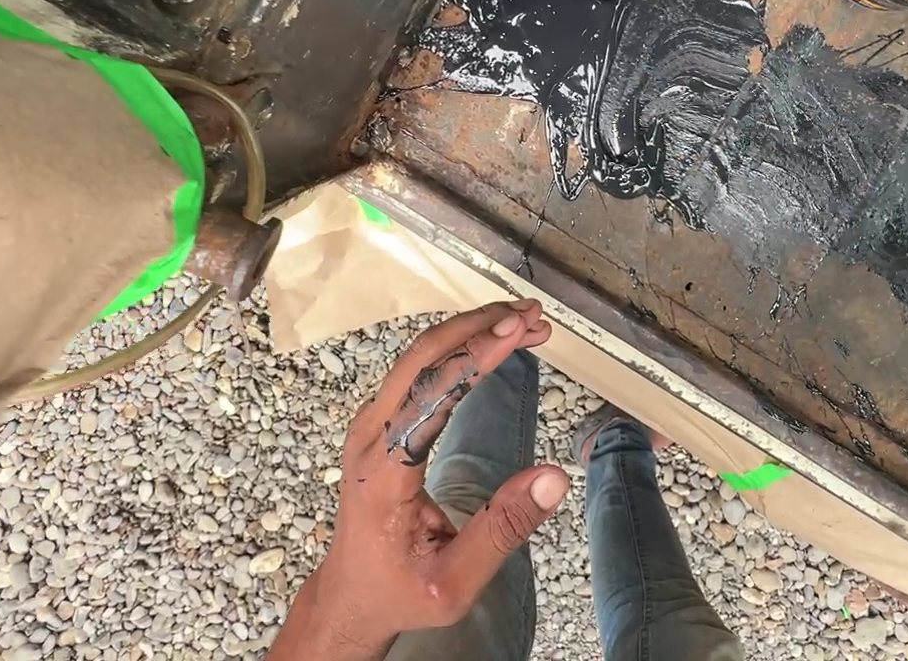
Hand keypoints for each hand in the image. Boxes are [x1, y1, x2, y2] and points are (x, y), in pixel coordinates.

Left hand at [269, 301, 568, 660]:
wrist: (351, 592)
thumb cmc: (399, 589)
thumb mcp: (456, 581)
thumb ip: (504, 529)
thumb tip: (555, 478)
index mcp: (384, 470)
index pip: (430, 394)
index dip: (476, 355)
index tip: (518, 329)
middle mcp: (371, 433)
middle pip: (423, 356)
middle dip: (480, 325)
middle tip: (532, 314)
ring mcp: (373, 419)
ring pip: (422, 352)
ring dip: (475, 328)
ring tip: (528, 321)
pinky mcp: (384, 416)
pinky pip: (422, 364)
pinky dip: (463, 343)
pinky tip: (497, 339)